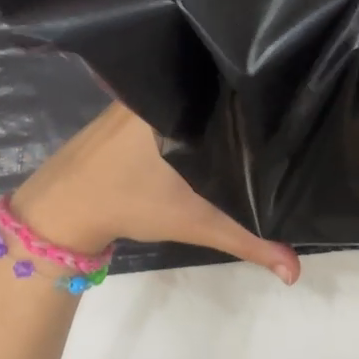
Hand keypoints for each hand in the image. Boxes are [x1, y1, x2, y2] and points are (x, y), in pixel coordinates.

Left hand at [9, 104, 300, 284]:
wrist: (62, 207)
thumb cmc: (129, 205)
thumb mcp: (196, 222)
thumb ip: (247, 241)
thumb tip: (295, 271)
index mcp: (185, 105)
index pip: (237, 90)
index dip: (267, 97)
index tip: (296, 106)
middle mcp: (168, 88)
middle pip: (221, 87)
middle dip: (248, 99)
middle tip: (282, 112)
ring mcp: (146, 89)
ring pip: (199, 91)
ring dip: (221, 103)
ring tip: (257, 113)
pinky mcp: (132, 98)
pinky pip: (178, 94)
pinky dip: (196, 106)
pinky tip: (215, 119)